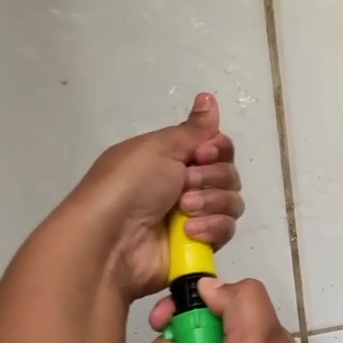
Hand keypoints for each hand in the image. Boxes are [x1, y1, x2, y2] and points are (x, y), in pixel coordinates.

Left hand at [68, 92, 243, 299]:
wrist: (110, 241)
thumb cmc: (129, 186)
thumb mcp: (158, 147)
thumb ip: (193, 129)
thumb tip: (208, 97)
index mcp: (172, 159)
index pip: (218, 148)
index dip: (216, 150)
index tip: (199, 155)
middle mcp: (185, 185)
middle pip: (228, 173)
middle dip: (211, 178)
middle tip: (185, 184)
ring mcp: (194, 216)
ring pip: (232, 202)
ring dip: (211, 202)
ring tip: (184, 210)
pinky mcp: (200, 245)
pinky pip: (226, 230)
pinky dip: (212, 228)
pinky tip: (189, 232)